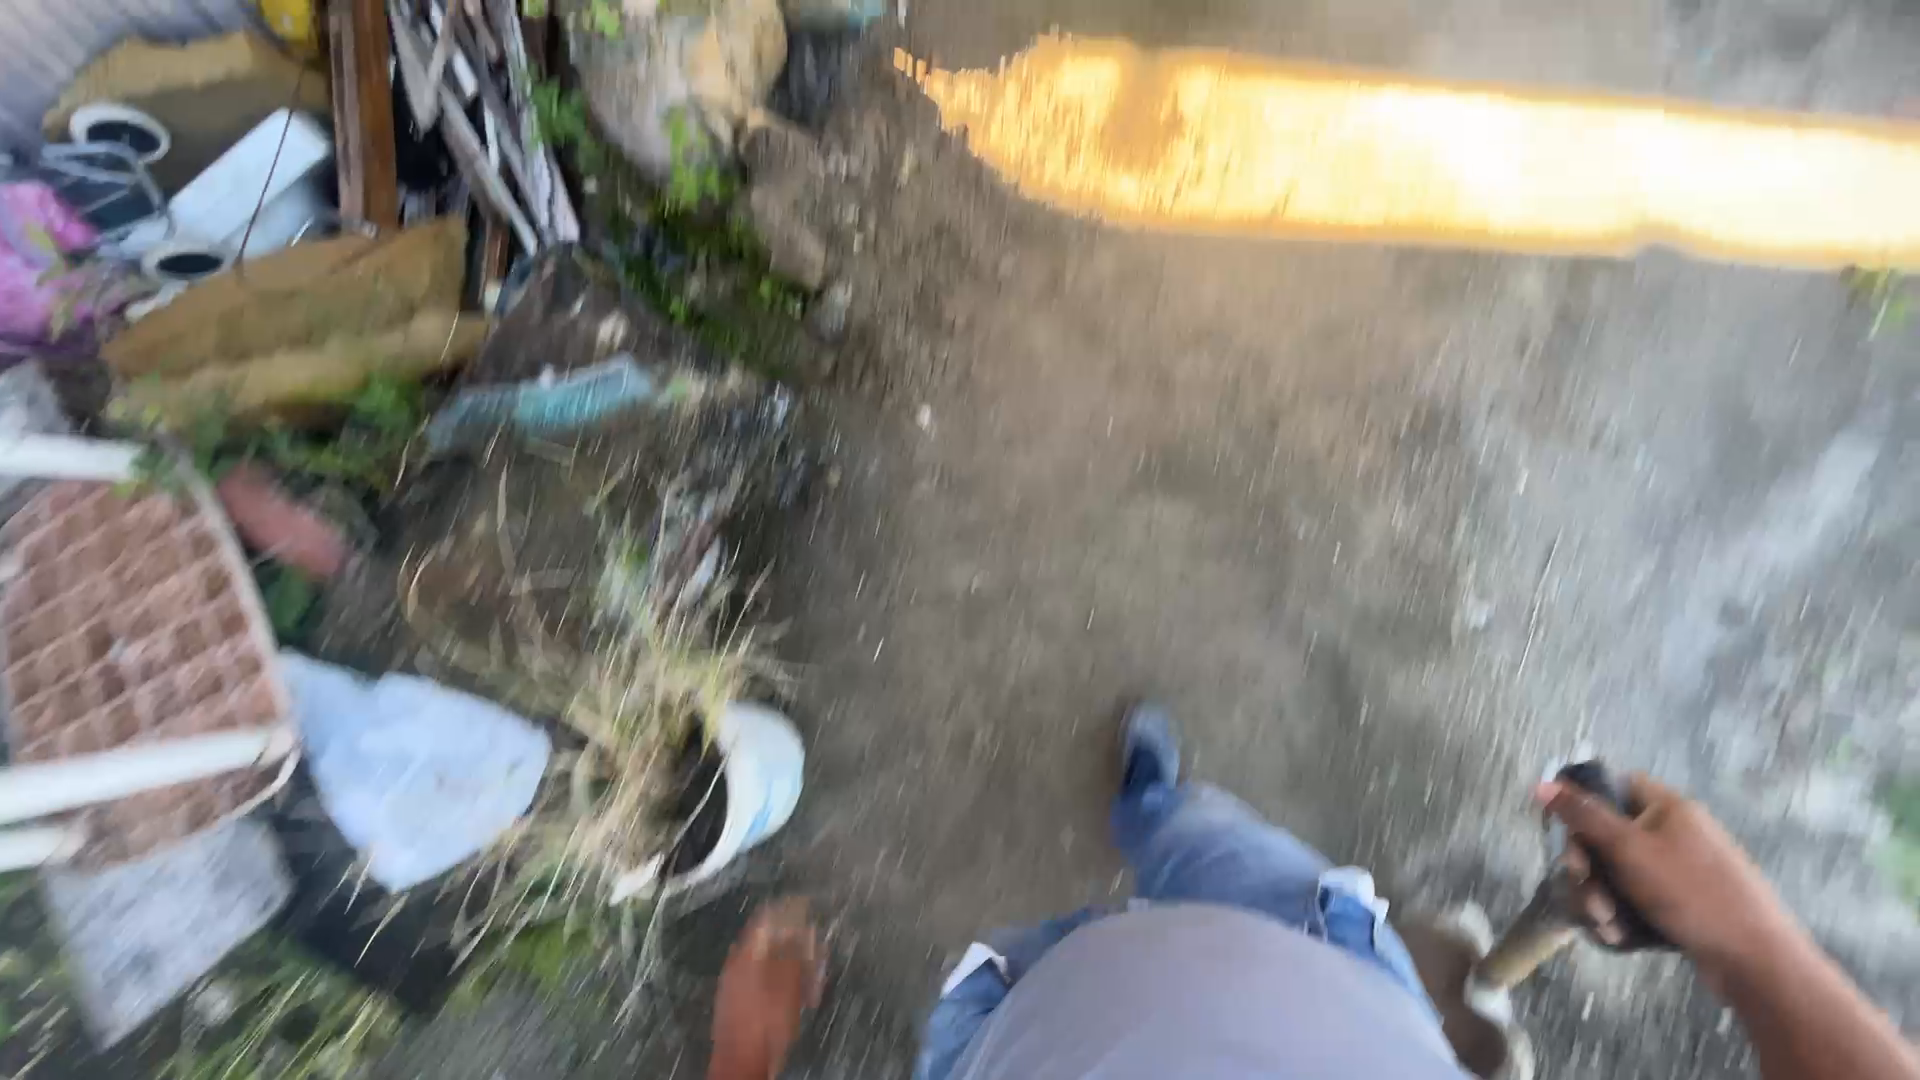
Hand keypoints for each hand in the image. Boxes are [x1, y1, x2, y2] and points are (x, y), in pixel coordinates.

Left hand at [709, 898, 825, 1079]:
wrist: (743, 1064)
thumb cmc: (767, 1019)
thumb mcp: (790, 980)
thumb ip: (798, 949)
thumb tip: (807, 925)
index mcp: (747, 952)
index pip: (768, 916)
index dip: (790, 908)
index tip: (809, 906)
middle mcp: (738, 962)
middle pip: (770, 938)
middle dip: (797, 940)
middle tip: (818, 947)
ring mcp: (737, 984)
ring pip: (770, 961)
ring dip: (794, 963)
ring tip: (815, 975)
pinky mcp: (742, 1003)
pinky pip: (766, 981)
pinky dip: (785, 980)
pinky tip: (801, 992)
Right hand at [1538, 775, 1803, 979]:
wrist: (1759, 965)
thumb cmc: (1692, 893)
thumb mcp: (1627, 848)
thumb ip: (1581, 814)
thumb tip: (1540, 783)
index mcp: (1668, 808)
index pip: (1613, 784)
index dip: (1582, 801)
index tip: (1566, 829)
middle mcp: (1674, 832)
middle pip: (1605, 834)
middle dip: (1586, 866)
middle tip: (1582, 885)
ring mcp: (1680, 869)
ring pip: (1615, 870)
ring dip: (1598, 895)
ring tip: (1604, 922)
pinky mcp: (1682, 902)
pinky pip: (1634, 896)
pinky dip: (1620, 913)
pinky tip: (1617, 933)